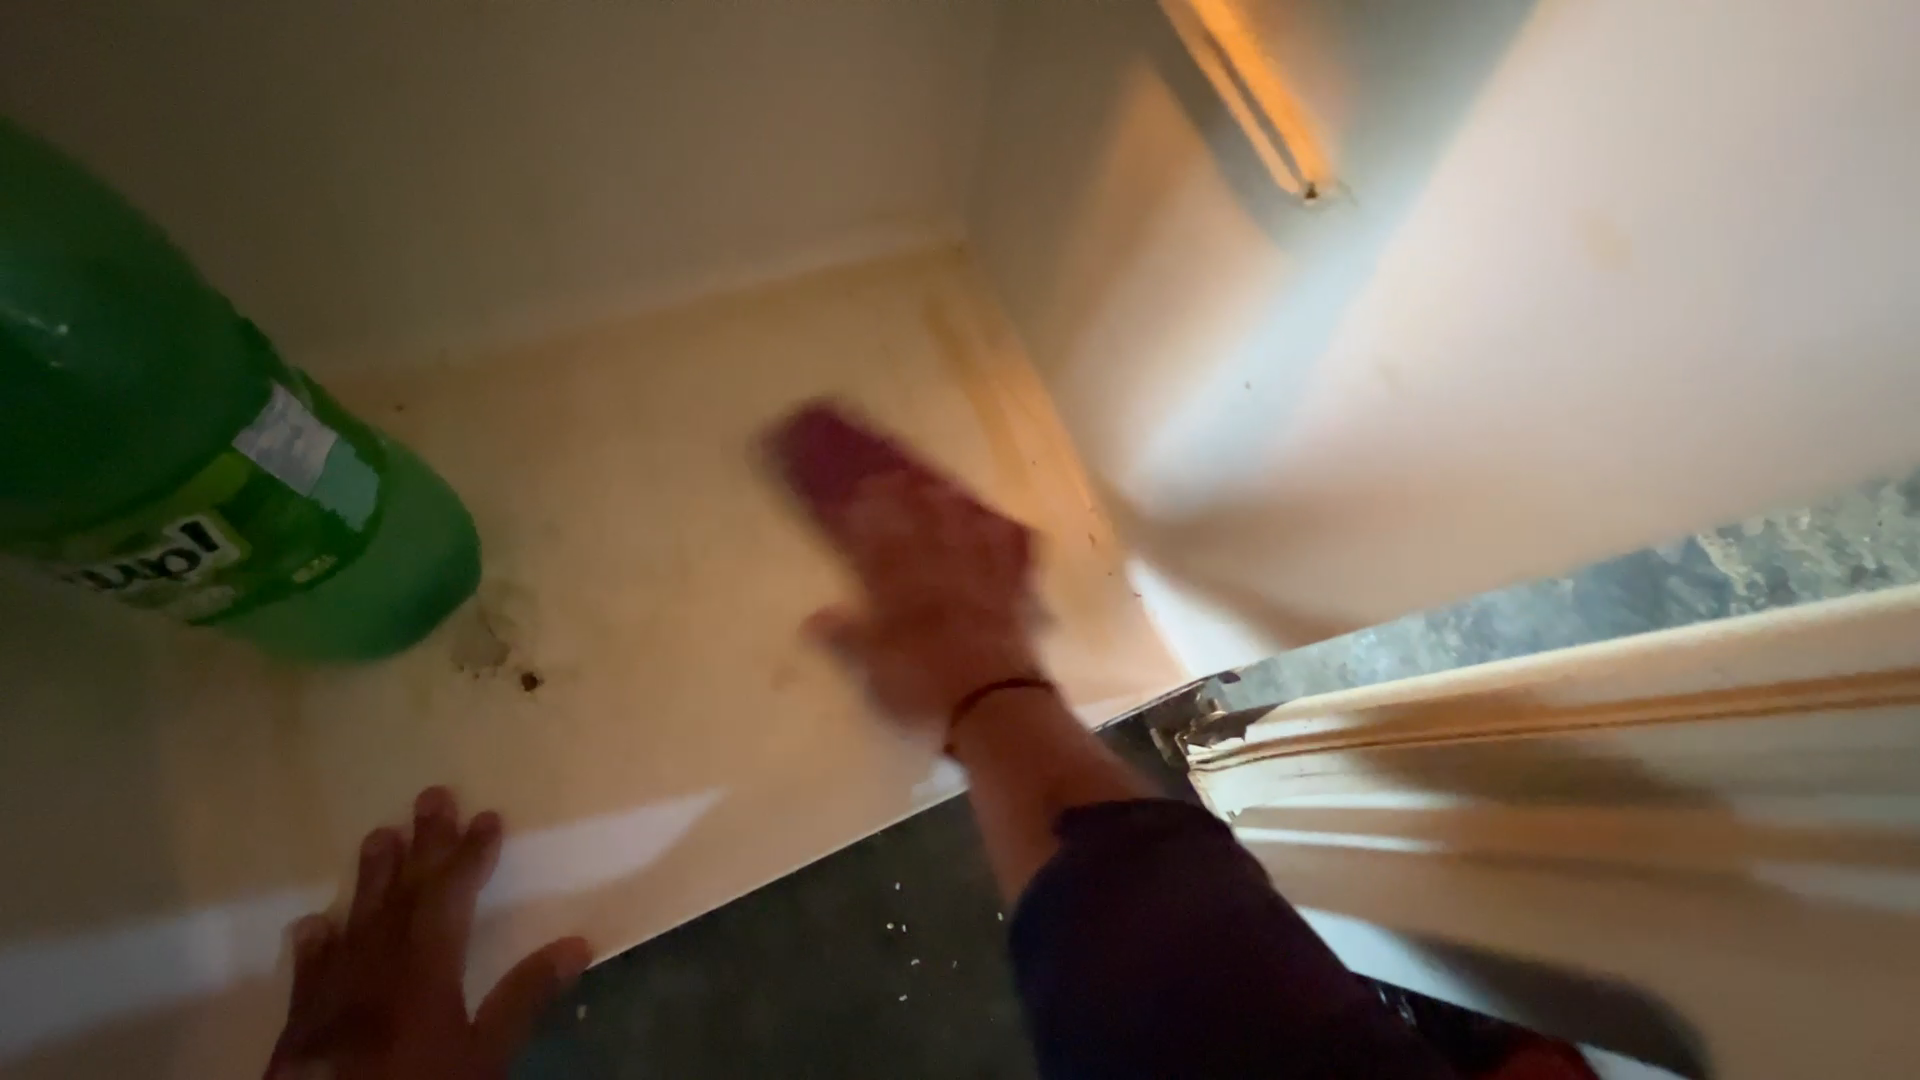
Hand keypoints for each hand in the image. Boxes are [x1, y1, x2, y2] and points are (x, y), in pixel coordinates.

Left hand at [266, 787, 591, 1079]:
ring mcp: (332, 995)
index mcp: (425, 971)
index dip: (470, 855)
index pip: (449, 897)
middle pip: (402, 897)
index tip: (488, 816)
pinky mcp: (300, 1026)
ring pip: (356, 923)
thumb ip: (525, 996)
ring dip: (371, 878)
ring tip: (379, 836)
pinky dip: (314, 946)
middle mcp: (376, 970)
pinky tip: (315, 922)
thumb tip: (579, 943)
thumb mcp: (486, 1054)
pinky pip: (309, 974)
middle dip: (422, 845)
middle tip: (432, 796)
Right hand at [805, 470, 1043, 739]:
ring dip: (951, 512)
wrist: (992, 706)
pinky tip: (1001, 526)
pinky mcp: (1010, 602)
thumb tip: (812, 617)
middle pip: (922, 534)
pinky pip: (1008, 565)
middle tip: (898, 475)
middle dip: (907, 503)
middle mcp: (940, 582)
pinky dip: (1004, 544)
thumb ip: (848, 640)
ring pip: (962, 539)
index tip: (860, 492)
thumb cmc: (926, 692)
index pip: (880, 550)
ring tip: (942, 487)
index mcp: (903, 598)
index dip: (869, 520)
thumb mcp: (877, 672)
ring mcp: (979, 588)